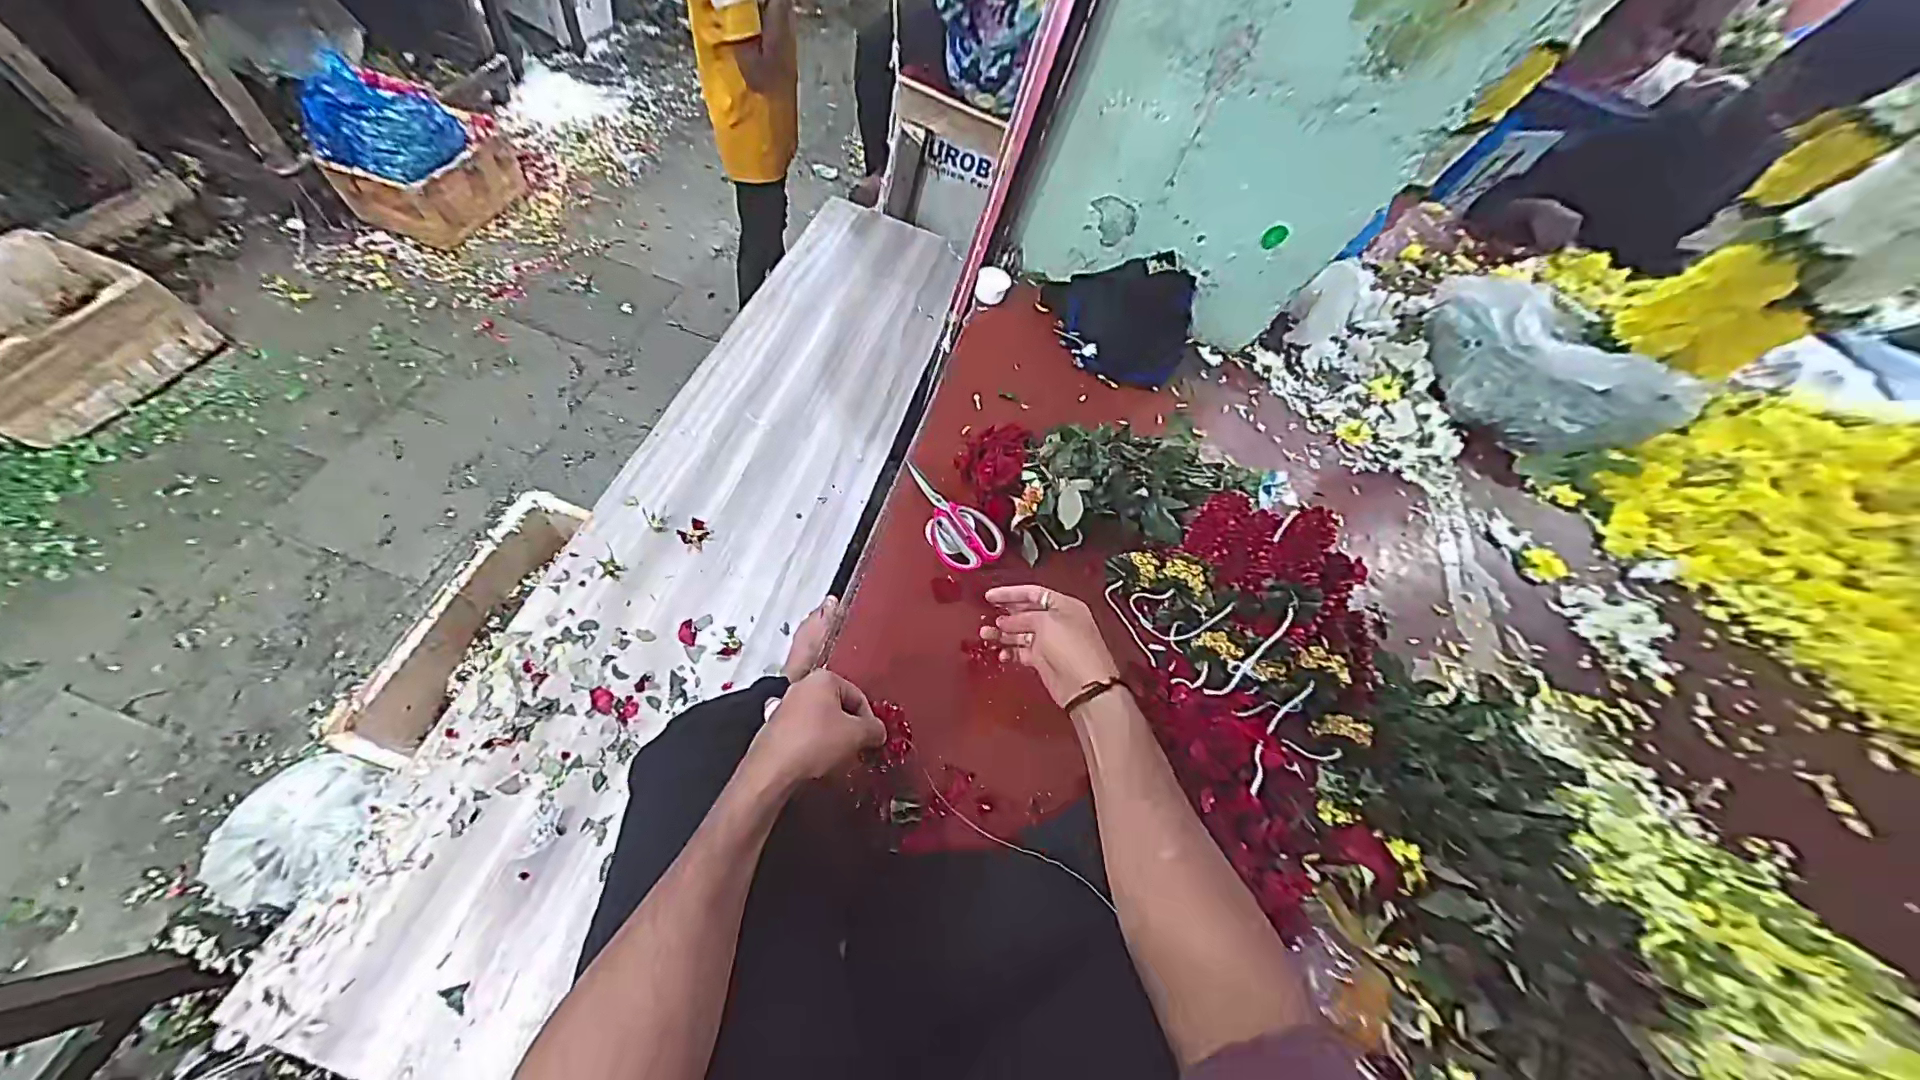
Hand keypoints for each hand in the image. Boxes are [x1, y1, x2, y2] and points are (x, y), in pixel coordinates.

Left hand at [746, 670, 884, 789]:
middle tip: (857, 748)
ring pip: (822, 720)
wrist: (772, 769)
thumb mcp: (856, 735)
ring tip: (837, 757)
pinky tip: (816, 760)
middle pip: (839, 707)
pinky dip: (815, 743)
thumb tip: (878, 731)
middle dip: (851, 728)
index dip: (869, 720)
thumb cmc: (817, 742)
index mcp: (824, 678)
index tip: (872, 739)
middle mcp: (803, 685)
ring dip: (834, 737)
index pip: (858, 696)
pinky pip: (805, 731)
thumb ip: (874, 729)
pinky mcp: (775, 725)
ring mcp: (786, 704)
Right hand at [980, 585, 1121, 709]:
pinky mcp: (1045, 660)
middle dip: (1005, 614)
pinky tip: (1001, 652)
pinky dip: (1011, 651)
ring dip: (1003, 633)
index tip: (991, 596)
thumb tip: (1006, 621)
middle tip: (987, 613)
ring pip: (1021, 633)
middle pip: (1026, 612)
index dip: (1010, 593)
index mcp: (1064, 606)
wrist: (1084, 686)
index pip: (1033, 593)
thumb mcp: (1046, 622)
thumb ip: (1023, 617)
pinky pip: (1022, 652)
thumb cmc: (1074, 650)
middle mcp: (1058, 622)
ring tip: (986, 633)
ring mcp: (1051, 642)